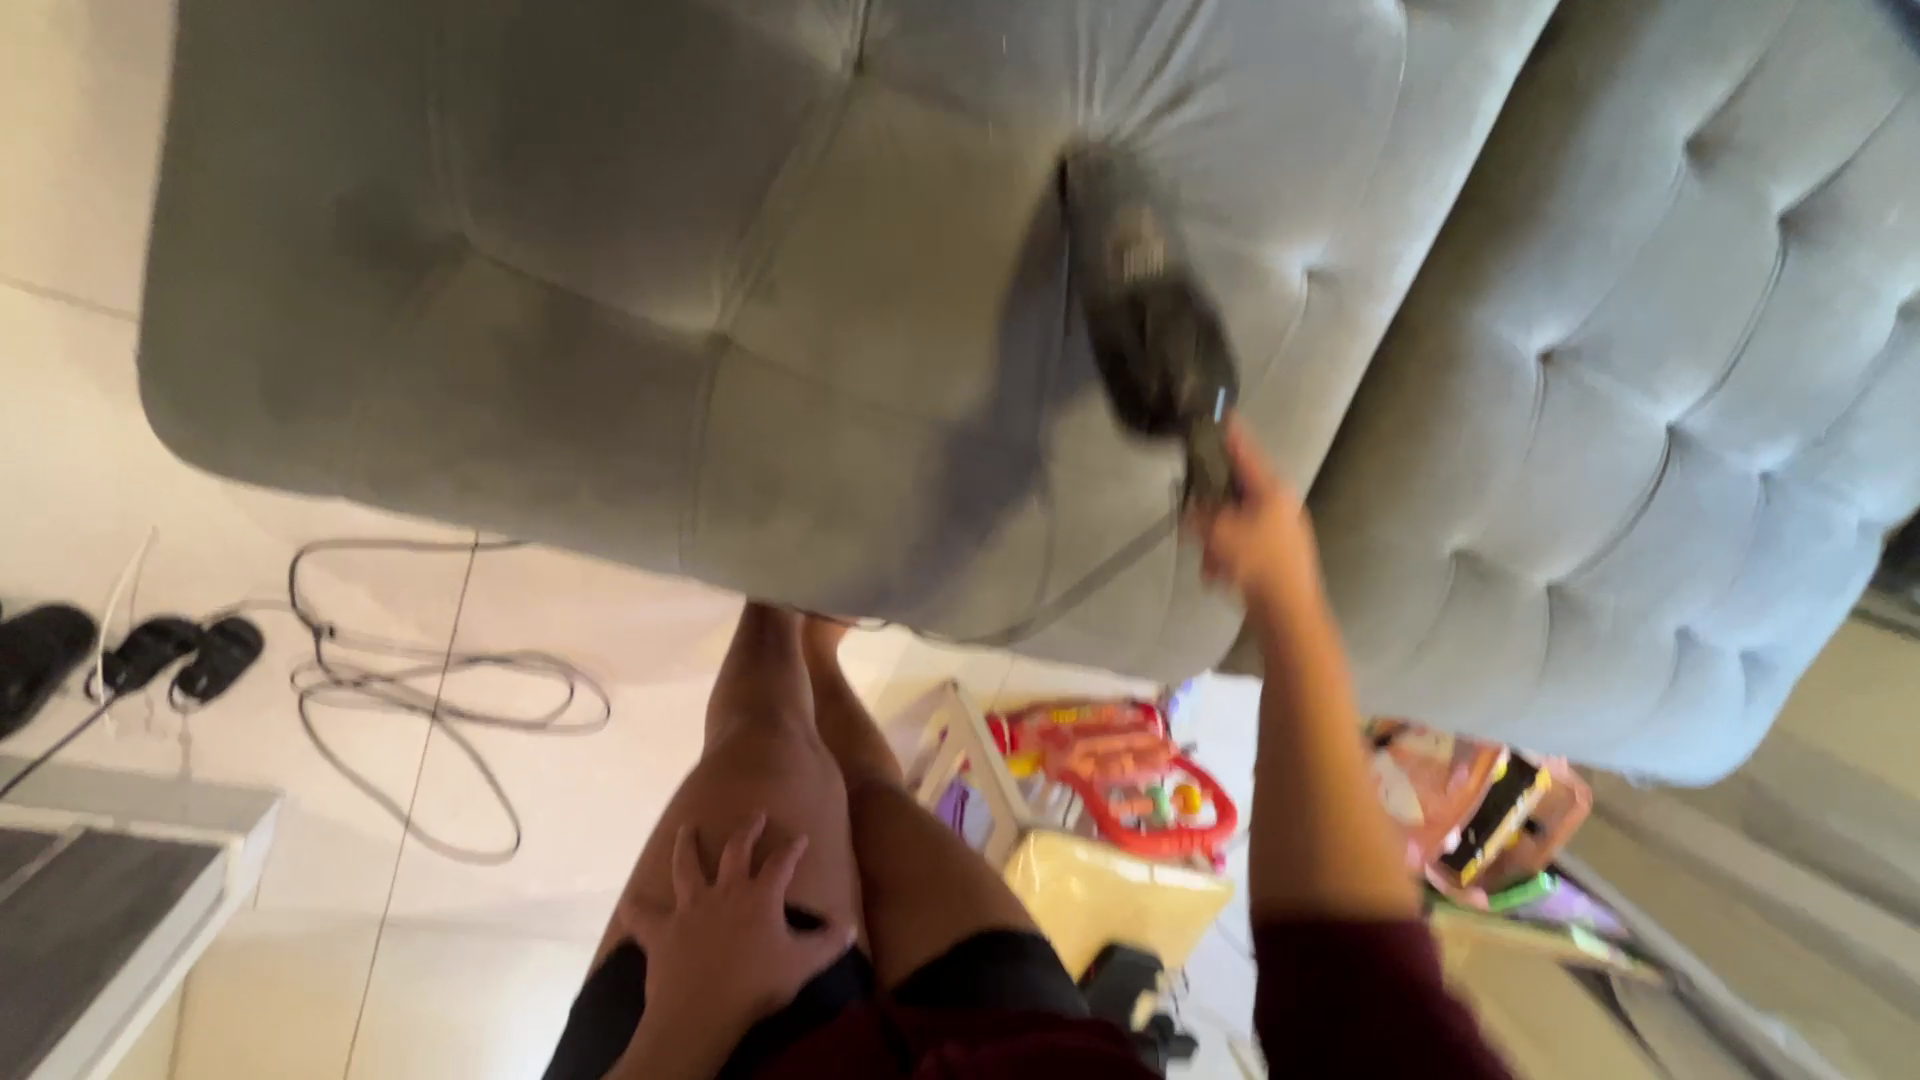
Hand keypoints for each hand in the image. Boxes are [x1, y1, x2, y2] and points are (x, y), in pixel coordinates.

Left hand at [622, 816, 853, 1044]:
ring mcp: (690, 908)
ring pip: (687, 867)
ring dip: (686, 846)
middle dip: (748, 829)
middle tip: (755, 814)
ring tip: (685, 828)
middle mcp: (725, 891)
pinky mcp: (661, 931)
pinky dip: (636, 908)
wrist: (700, 1012)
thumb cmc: (755, 985)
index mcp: (760, 896)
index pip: (781, 862)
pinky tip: (628, 901)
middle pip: (736, 849)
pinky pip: (644, 916)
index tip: (800, 836)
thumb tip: (852, 927)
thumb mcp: (802, 964)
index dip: (792, 848)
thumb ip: (828, 944)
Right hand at [1185, 416, 1324, 618]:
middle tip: (1193, 531)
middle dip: (1210, 517)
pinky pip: (1243, 547)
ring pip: (1234, 525)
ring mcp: (1282, 530)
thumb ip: (1200, 516)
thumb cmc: (1257, 563)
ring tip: (1210, 566)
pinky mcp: (1279, 554)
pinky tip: (1220, 578)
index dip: (1231, 434)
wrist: (1289, 611)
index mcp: (1272, 490)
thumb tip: (1193, 512)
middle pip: (1234, 495)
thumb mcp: (1217, 533)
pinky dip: (1227, 559)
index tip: (1222, 413)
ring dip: (1216, 545)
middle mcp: (1280, 505)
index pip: (1245, 453)